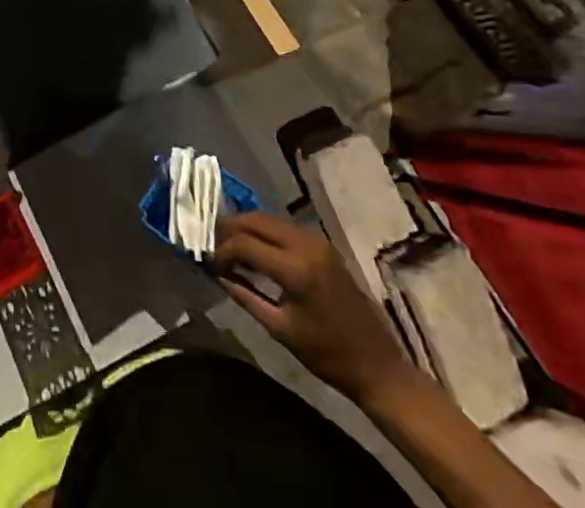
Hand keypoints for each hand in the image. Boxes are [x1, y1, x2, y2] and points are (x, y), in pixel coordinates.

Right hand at [216, 212, 415, 401]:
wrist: (376, 364)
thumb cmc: (325, 353)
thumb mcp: (278, 327)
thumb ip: (244, 295)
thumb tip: (216, 273)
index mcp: (295, 269)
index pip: (244, 244)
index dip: (221, 251)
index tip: (208, 264)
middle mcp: (307, 245)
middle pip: (256, 220)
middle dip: (229, 229)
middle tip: (212, 246)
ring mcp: (318, 242)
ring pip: (270, 219)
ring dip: (246, 228)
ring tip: (228, 247)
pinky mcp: (324, 246)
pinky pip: (285, 227)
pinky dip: (264, 232)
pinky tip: (254, 249)